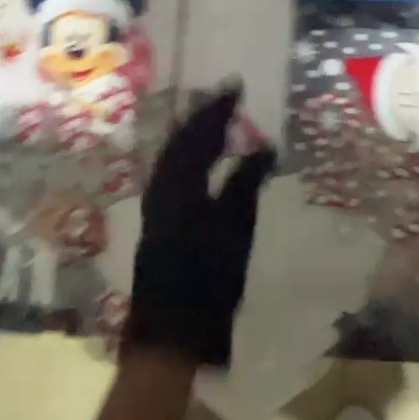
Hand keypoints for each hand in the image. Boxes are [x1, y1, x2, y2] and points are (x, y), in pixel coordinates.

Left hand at [126, 87, 275, 366]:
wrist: (169, 333)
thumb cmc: (207, 285)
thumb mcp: (236, 234)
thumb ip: (246, 185)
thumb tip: (263, 147)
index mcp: (179, 186)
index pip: (199, 134)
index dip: (218, 108)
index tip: (236, 86)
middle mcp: (160, 188)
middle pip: (180, 140)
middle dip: (202, 116)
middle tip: (226, 98)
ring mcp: (154, 206)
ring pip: (171, 157)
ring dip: (193, 135)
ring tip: (216, 122)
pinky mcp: (156, 223)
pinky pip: (170, 173)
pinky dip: (187, 158)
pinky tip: (201, 163)